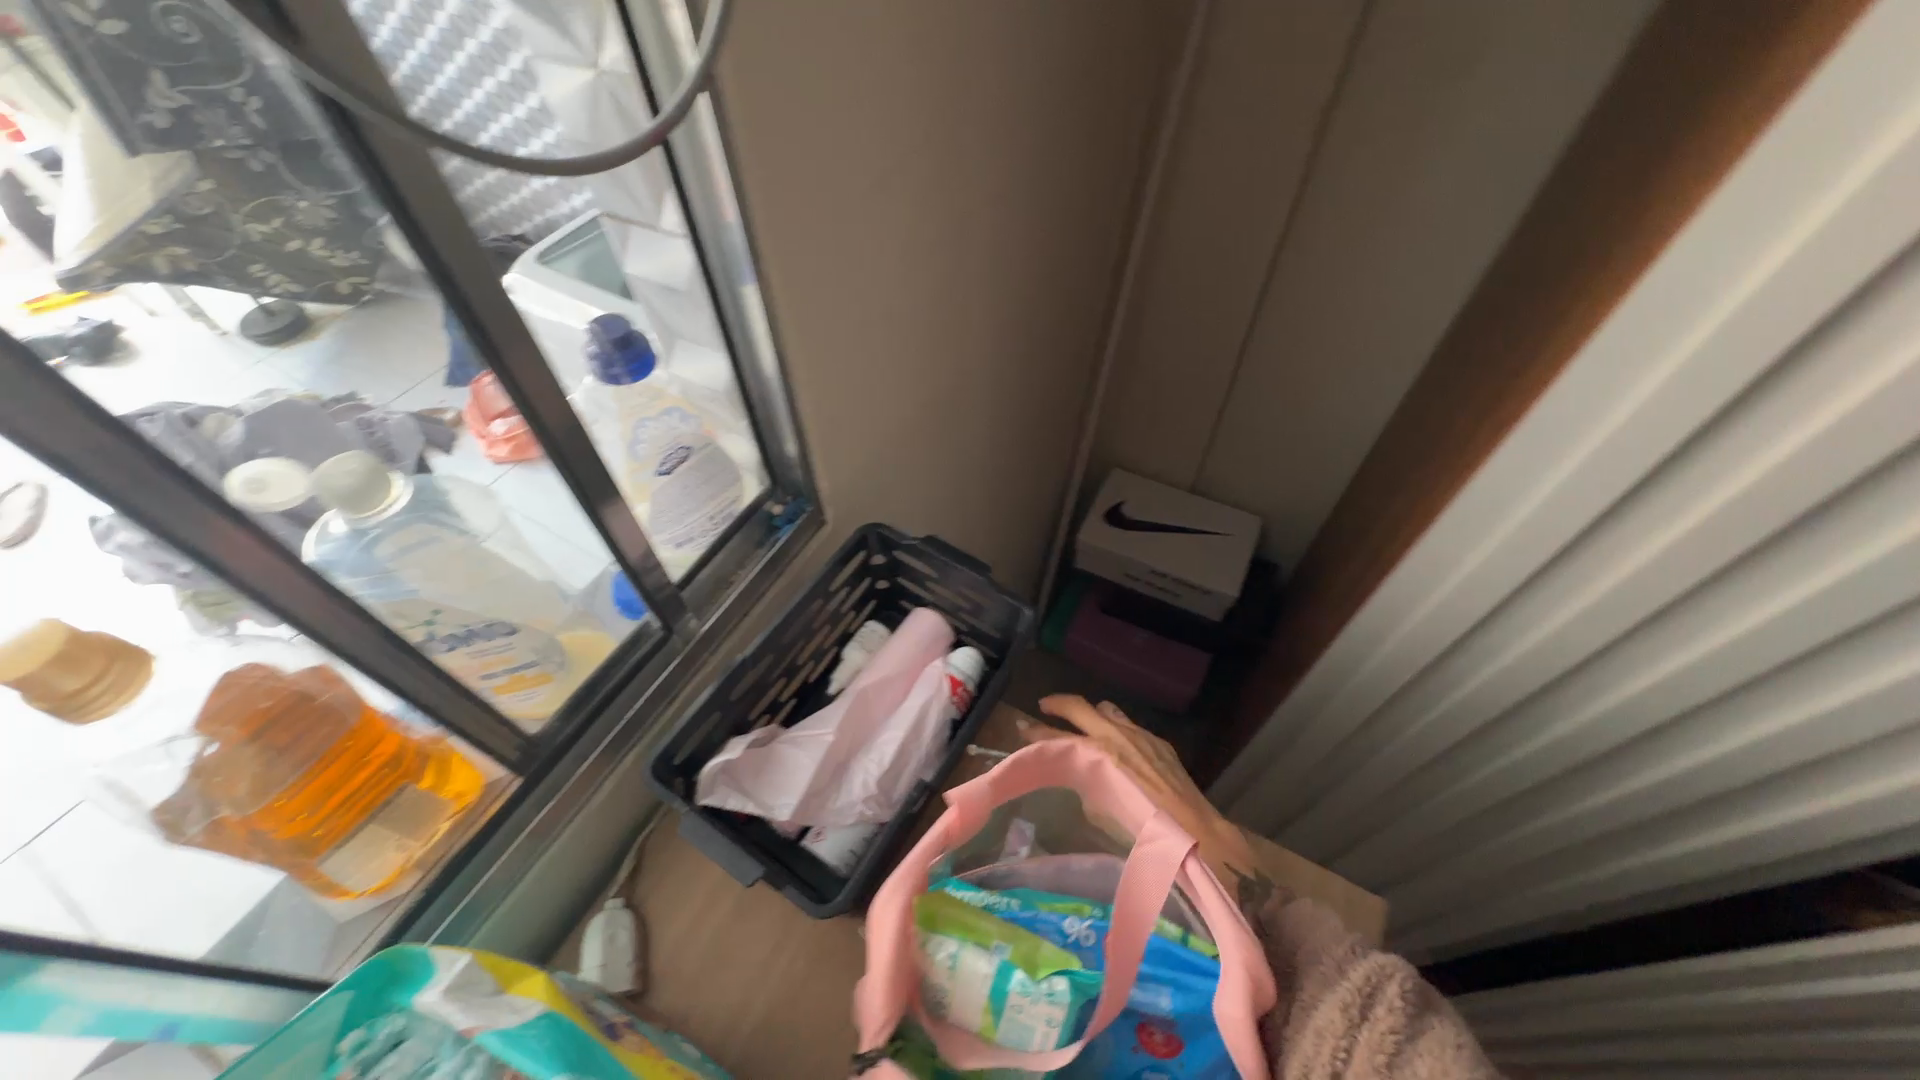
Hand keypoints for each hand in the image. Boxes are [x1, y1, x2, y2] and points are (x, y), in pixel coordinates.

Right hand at [1023, 694, 1263, 906]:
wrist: (1192, 828)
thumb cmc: (1140, 828)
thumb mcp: (1099, 809)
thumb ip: (1085, 784)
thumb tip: (1081, 775)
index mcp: (1097, 754)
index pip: (1058, 737)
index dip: (1036, 733)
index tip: (1022, 730)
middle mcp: (1116, 735)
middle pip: (1080, 707)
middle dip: (1058, 705)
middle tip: (1044, 707)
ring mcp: (1140, 734)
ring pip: (1108, 710)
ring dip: (1092, 713)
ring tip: (1084, 721)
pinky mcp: (1159, 742)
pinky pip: (1130, 725)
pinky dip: (1117, 728)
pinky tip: (1120, 746)